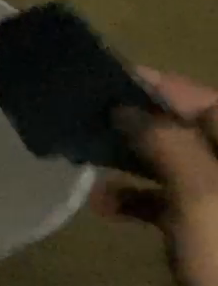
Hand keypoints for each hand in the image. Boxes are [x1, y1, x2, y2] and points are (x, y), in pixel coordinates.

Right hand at [97, 68, 217, 285]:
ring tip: (87, 170)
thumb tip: (126, 106)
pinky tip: (107, 208)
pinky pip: (180, 204)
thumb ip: (168, 144)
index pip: (211, 105)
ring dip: (130, 166)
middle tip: (81, 121)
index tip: (97, 77)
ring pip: (181, 169)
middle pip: (193, 137)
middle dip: (135, 129)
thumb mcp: (203, 200)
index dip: (158, 87)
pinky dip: (140, 200)